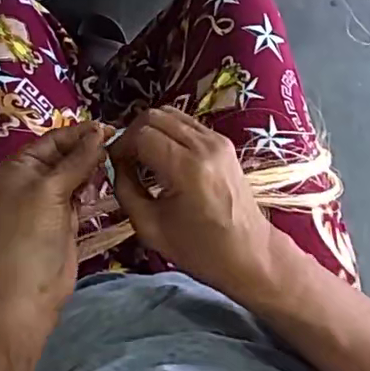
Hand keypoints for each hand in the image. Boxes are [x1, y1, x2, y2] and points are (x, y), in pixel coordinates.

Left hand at [0, 122, 110, 327]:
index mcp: (20, 165)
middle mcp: (32, 178)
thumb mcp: (51, 190)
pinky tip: (104, 181)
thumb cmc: (31, 233)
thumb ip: (76, 161)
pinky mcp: (63, 218)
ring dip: (91, 166)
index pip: (52, 139)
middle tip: (117, 143)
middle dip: (87, 148)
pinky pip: (79, 193)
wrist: (28, 290)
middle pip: (64, 154)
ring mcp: (48, 199)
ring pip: (74, 173)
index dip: (79, 132)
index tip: (108, 126)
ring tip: (113, 160)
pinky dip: (90, 186)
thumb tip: (97, 132)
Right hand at [109, 108, 288, 302]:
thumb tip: (116, 164)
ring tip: (144, 155)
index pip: (140, 135)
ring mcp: (216, 141)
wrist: (253, 256)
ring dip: (149, 129)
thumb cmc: (201, 250)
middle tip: (127, 158)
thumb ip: (124, 189)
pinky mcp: (223, 142)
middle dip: (132, 134)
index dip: (121, 147)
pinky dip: (167, 131)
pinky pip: (184, 121)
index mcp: (186, 169)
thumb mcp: (149, 227)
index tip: (116, 165)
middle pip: (152, 116)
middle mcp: (203, 146)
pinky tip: (164, 155)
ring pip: (167, 113)